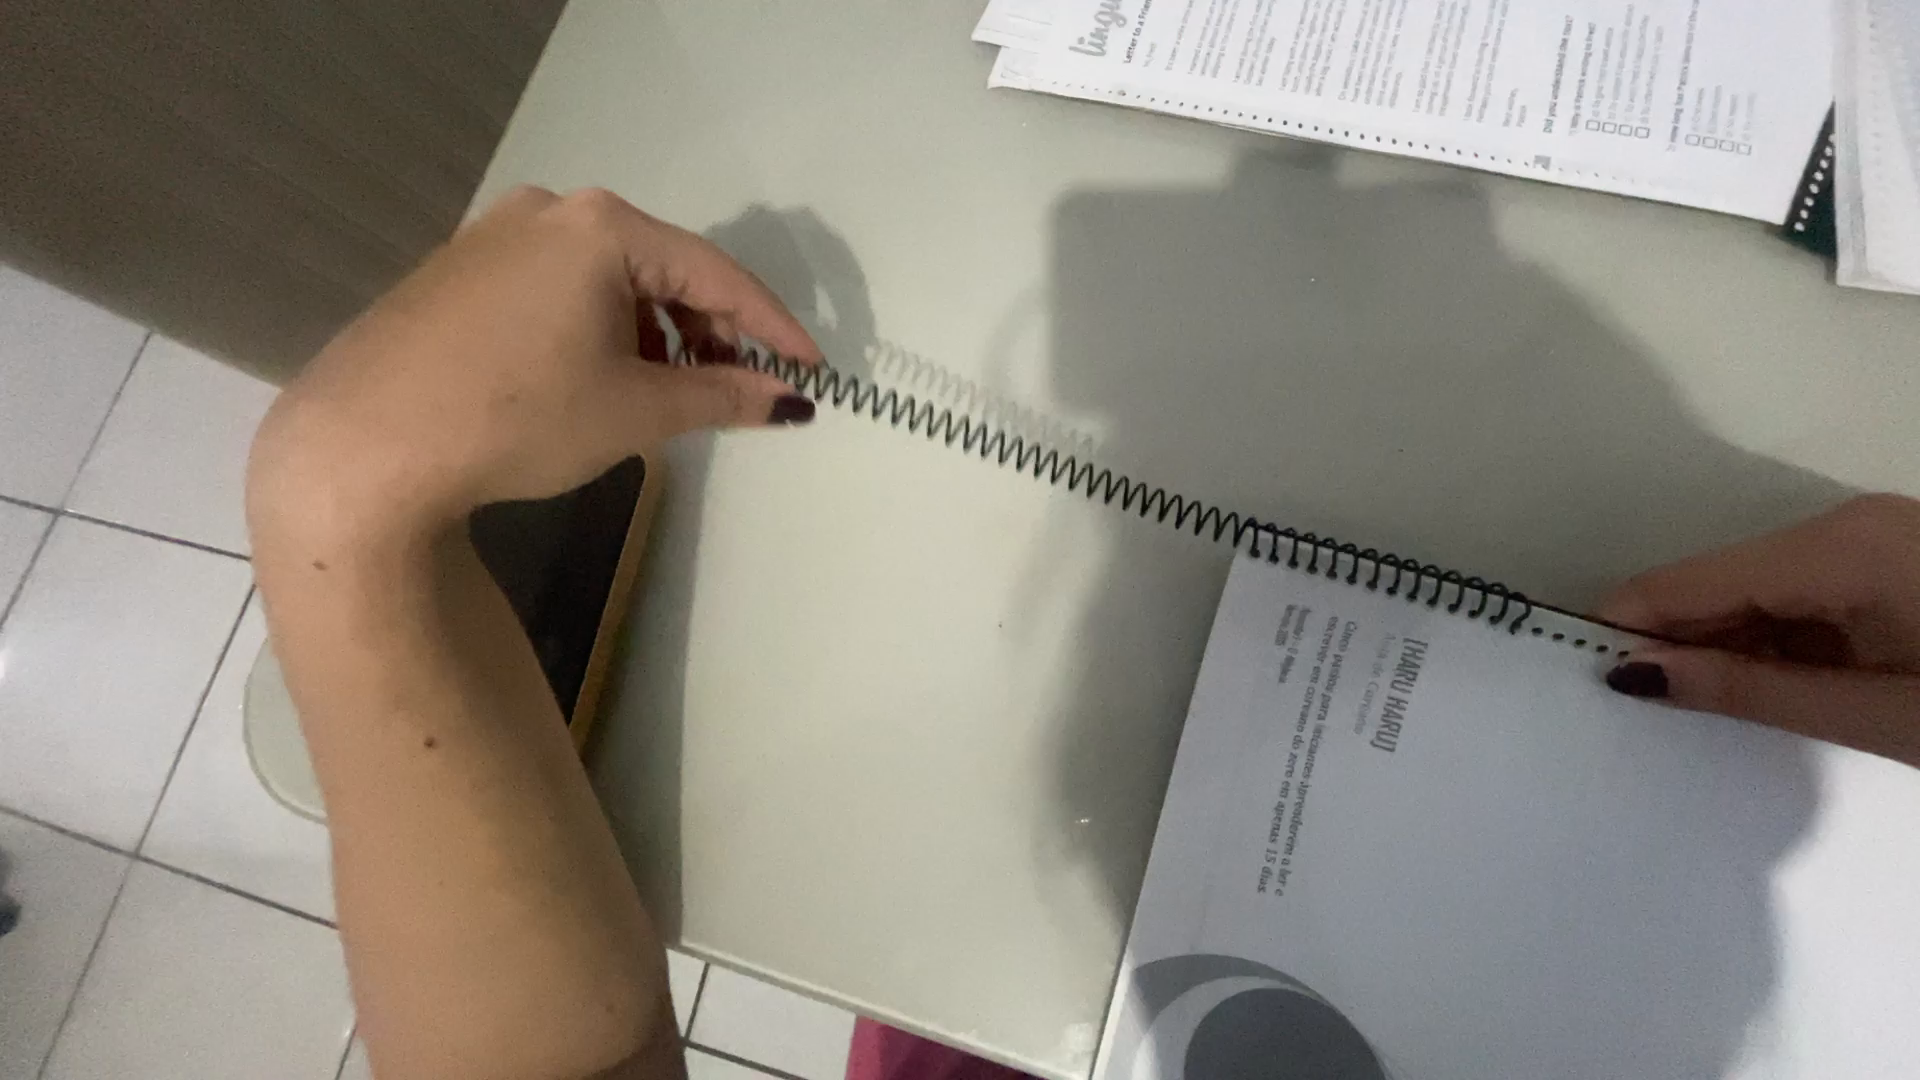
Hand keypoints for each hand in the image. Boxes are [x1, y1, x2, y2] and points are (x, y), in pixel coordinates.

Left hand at [248, 185, 819, 545]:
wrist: (363, 449)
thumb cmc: (521, 418)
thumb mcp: (639, 410)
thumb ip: (726, 396)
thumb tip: (792, 402)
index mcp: (602, 229)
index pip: (718, 276)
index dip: (774, 328)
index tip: (813, 369)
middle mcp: (552, 212)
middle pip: (668, 271)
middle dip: (712, 332)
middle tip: (736, 387)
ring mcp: (501, 234)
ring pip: (618, 280)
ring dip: (662, 334)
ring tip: (669, 391)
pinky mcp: (468, 268)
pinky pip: (570, 288)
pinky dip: (611, 328)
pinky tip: (607, 375)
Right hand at [1597, 494, 1919, 768]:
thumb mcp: (1884, 716)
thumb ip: (1744, 689)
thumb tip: (1629, 674)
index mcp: (1836, 548)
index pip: (1675, 584)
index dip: (1624, 630)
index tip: (1594, 681)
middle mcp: (1843, 526)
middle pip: (1709, 584)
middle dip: (1684, 643)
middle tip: (1678, 710)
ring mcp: (1874, 538)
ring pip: (1750, 592)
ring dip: (1736, 646)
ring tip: (1772, 703)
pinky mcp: (1896, 556)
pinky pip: (1798, 595)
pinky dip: (1781, 640)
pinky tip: (1810, 682)